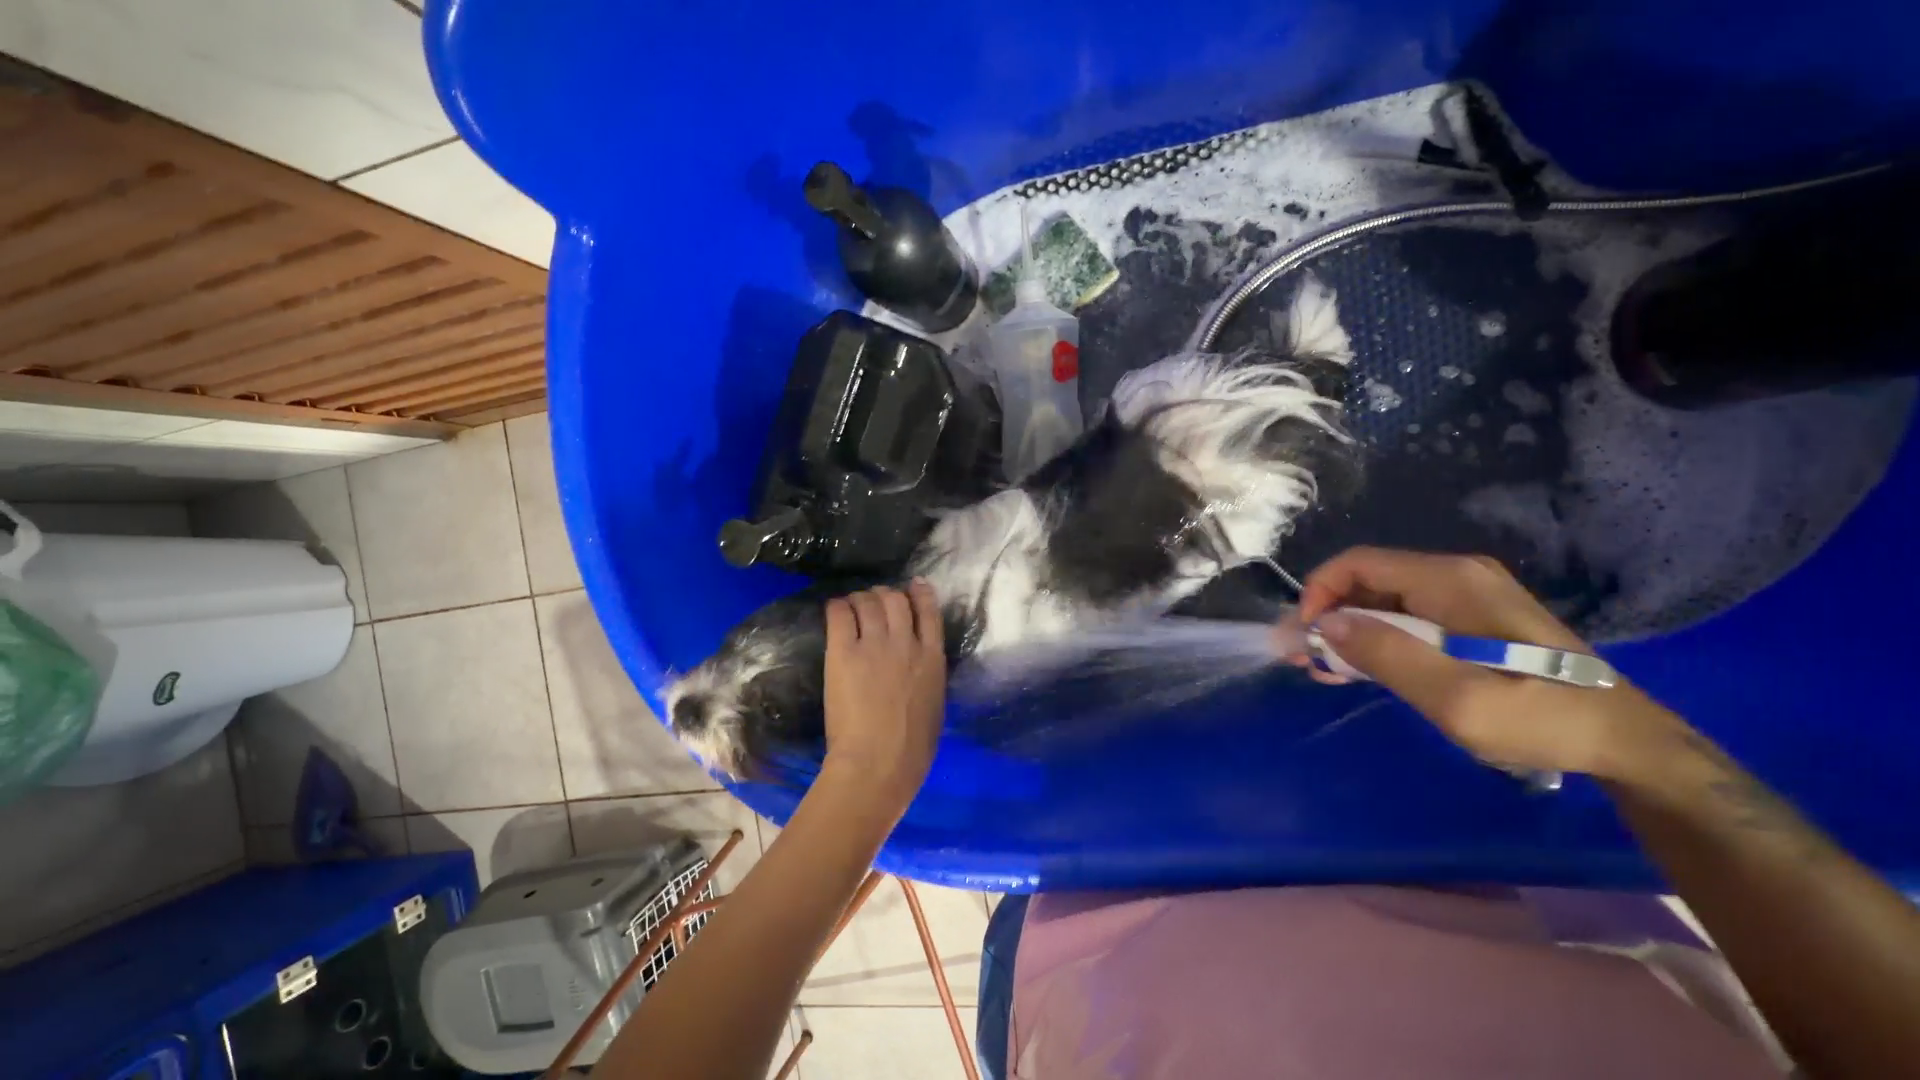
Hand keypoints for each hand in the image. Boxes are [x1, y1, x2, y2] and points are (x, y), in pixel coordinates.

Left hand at [820, 581, 946, 809]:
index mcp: (933, 658)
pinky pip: (840, 613)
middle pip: (896, 599)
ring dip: (860, 599)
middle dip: (884, 595)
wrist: (880, 761)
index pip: (929, 611)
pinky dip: (838, 607)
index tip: (913, 586)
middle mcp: (905, 642)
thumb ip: (928, 677)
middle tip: (873, 601)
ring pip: (868, 601)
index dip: (919, 593)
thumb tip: (919, 669)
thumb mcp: (934, 705)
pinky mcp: (843, 652)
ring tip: (853, 606)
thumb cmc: (913, 749)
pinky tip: (835, 611)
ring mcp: (874, 644)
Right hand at [1280, 547, 1687, 780]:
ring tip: (1328, 673)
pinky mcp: (1477, 621)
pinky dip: (1381, 641)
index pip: (1360, 564)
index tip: (1304, 639)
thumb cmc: (1539, 717)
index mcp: (1451, 581)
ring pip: (1387, 602)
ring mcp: (1470, 597)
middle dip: (1330, 617)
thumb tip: (1328, 624)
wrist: (1622, 740)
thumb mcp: (1456, 696)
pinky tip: (1367, 672)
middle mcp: (1457, 576)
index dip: (1320, 593)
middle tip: (1306, 663)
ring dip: (1352, 633)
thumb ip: (1388, 656)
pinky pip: (1411, 619)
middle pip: (1370, 581)